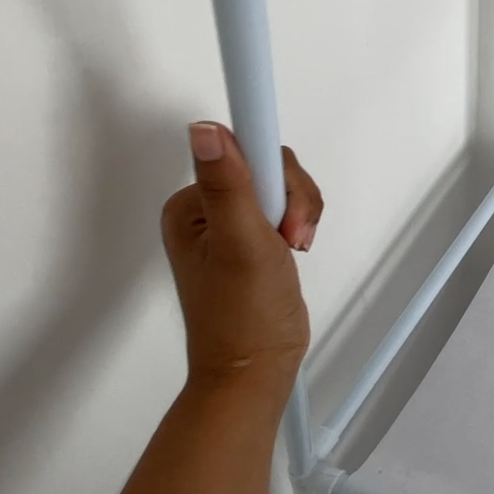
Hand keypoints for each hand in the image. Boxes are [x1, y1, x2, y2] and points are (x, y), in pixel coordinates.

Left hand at [159, 122, 322, 396]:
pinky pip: (291, 203)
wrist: (257, 364)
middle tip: (290, 240)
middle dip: (295, 200)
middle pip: (271, 167)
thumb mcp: (240, 243)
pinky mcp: (257, 233)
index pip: (247, 153)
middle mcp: (208, 207)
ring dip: (302, 213)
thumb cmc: (243, 315)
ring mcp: (234, 220)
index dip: (278, 178)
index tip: (283, 215)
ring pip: (287, 185)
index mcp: (191, 204)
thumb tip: (204, 129)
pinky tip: (293, 248)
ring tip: (293, 248)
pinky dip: (302, 221)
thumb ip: (228, 184)